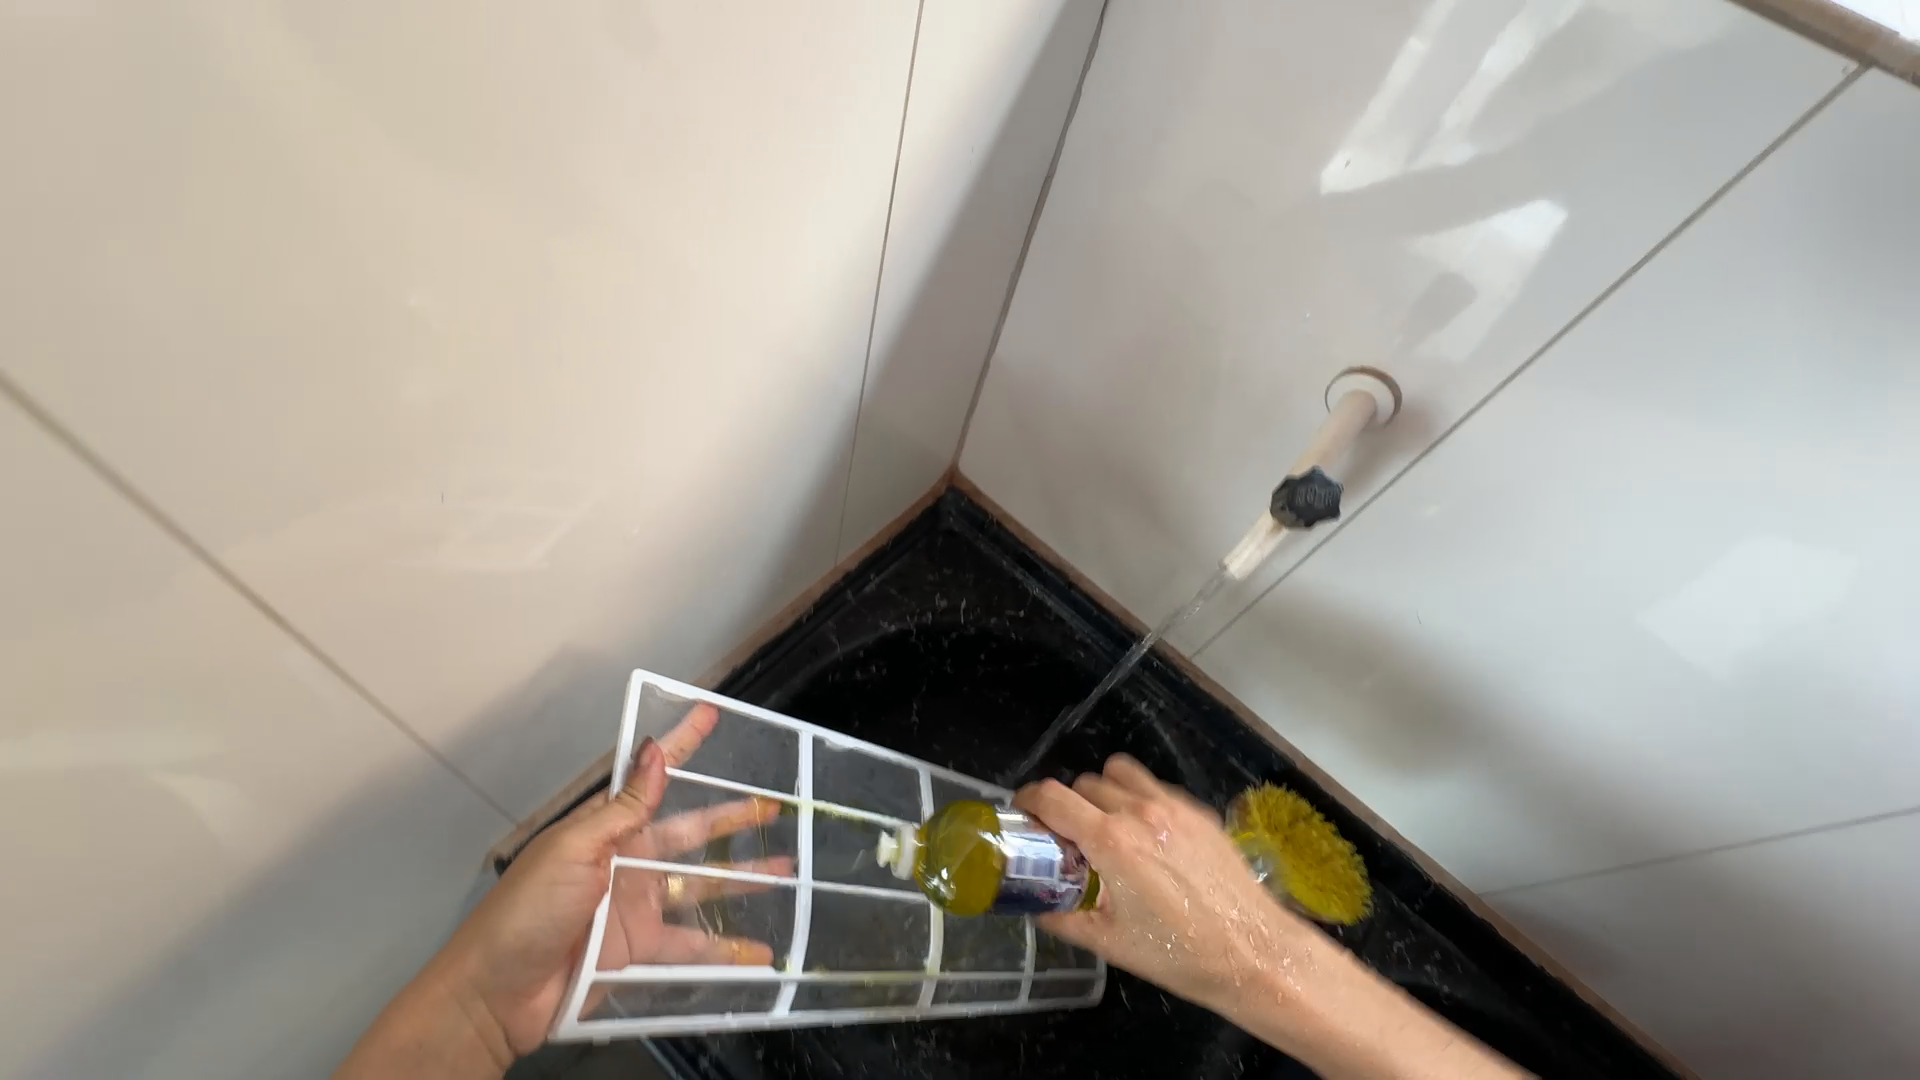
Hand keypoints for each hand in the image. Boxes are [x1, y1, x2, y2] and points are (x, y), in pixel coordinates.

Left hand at [340, 704, 788, 1076]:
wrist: (490, 999)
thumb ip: (623, 809)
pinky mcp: (642, 950)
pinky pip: (693, 946)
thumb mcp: (573, 851)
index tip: (708, 714)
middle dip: (732, 818)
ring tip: (787, 870)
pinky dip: (727, 950)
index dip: (682, 744)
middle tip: (774, 807)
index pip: (655, 778)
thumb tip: (655, 751)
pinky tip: (760, 952)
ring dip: (743, 879)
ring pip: (703, 885)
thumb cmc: (525, 912)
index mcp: (609, 830)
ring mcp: (639, 906)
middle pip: (692, 833)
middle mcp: (630, 861)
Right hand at [1015, 755, 1321, 1016]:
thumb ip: (1064, 918)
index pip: (1052, 797)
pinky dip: (1137, 799)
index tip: (1022, 813)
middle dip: (1067, 805)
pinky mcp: (1197, 810)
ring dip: (1102, 792)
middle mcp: (1138, 811)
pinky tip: (1149, 836)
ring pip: (1117, 773)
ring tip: (1108, 826)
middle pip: (1082, 783)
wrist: (1256, 954)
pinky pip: (1153, 786)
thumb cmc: (1180, 955)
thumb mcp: (1111, 944)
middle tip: (1070, 837)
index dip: (1028, 799)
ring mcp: (1171, 806)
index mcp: (1111, 842)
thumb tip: (1036, 905)